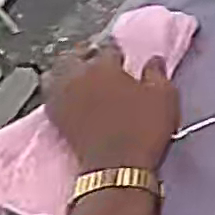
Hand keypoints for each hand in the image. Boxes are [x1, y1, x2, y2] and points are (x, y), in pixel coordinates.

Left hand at [44, 44, 180, 171]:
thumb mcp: (164, 97)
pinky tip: (68, 91)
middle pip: (75, 55)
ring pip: (56, 71)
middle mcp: (77, 76)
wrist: (117, 167)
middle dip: (86, 52)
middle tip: (96, 55)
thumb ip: (157, 73)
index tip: (122, 53)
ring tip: (78, 70)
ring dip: (67, 68)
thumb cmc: (143, 129)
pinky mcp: (54, 116)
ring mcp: (61, 96)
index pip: (108, 48)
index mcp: (104, 66)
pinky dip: (59, 87)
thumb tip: (153, 60)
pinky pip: (50, 92)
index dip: (116, 49)